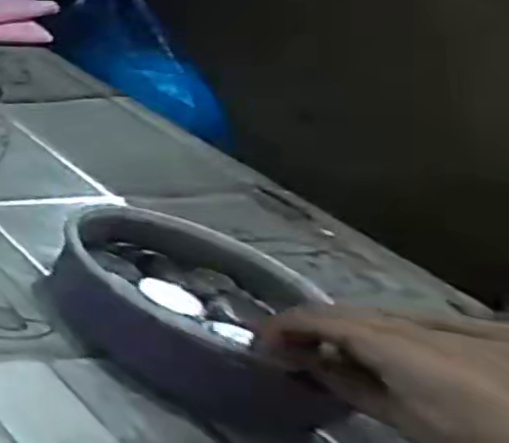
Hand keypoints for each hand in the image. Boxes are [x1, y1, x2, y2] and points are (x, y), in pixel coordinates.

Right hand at [257, 306, 508, 442]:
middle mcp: (408, 319)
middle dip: (309, 326)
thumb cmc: (472, 432)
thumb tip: (298, 361)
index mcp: (385, 336)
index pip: (311, 318)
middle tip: (289, 348)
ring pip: (377, 312)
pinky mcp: (482, 329)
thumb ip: (350, 385)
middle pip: (342, 312)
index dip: (278, 327)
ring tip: (332, 350)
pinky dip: (386, 326)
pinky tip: (383, 344)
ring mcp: (447, 322)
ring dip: (345, 327)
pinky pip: (416, 316)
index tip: (260, 345)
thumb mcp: (406, 418)